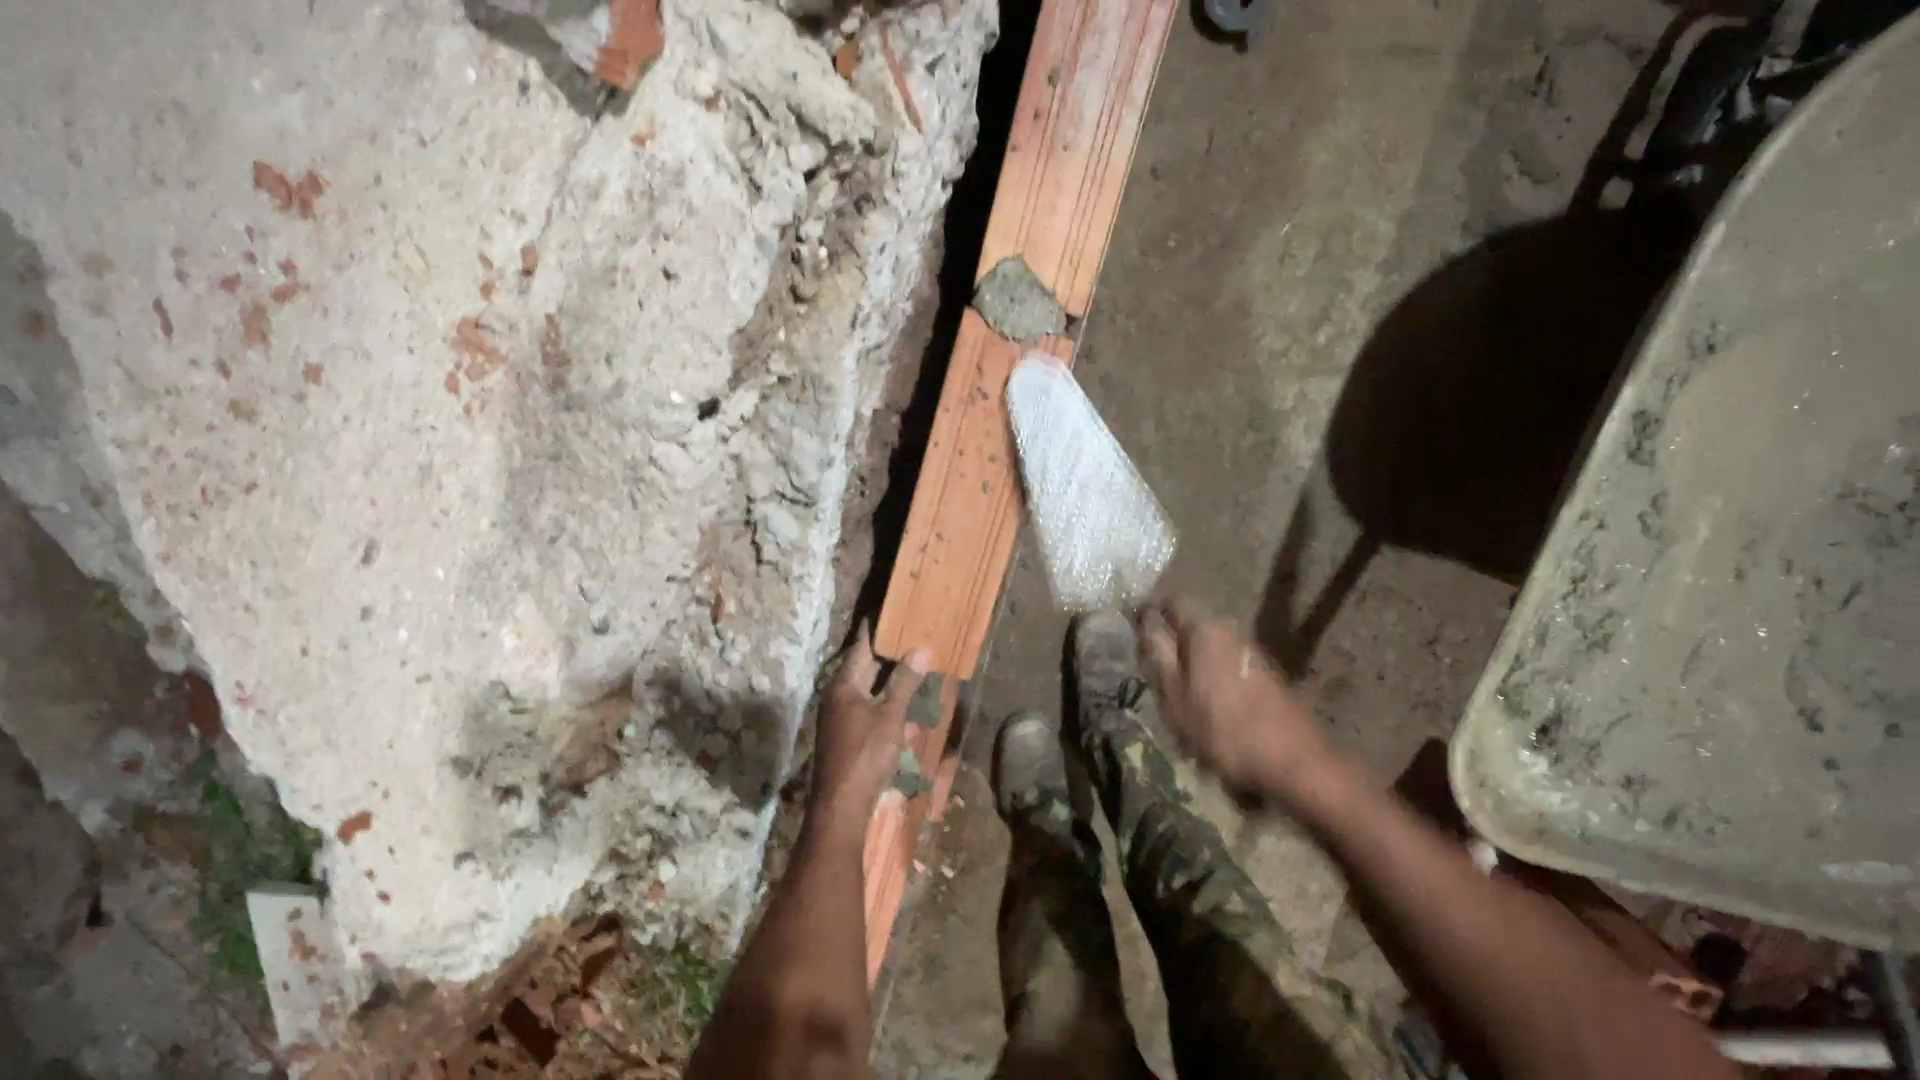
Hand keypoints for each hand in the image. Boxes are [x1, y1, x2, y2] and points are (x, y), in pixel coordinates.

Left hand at [809, 623, 929, 826]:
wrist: (842, 806)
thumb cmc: (865, 753)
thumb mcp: (890, 715)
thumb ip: (905, 682)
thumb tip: (921, 649)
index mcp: (843, 686)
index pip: (861, 647)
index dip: (876, 630)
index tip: (892, 612)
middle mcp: (838, 700)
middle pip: (867, 671)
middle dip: (891, 660)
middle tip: (914, 640)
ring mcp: (842, 723)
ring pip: (873, 698)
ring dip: (896, 691)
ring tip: (922, 678)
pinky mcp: (850, 743)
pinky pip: (875, 720)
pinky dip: (893, 718)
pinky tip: (914, 725)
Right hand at [1136, 596, 1336, 806]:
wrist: (1293, 762)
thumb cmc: (1223, 729)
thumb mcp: (1175, 695)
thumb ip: (1157, 653)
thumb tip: (1143, 617)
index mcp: (1205, 629)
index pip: (1170, 602)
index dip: (1148, 612)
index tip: (1133, 633)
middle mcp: (1232, 630)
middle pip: (1191, 627)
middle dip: (1171, 646)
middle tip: (1154, 678)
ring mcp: (1253, 652)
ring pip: (1210, 650)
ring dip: (1193, 668)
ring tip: (1181, 703)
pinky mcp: (1267, 675)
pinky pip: (1228, 668)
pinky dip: (1213, 682)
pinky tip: (1210, 713)